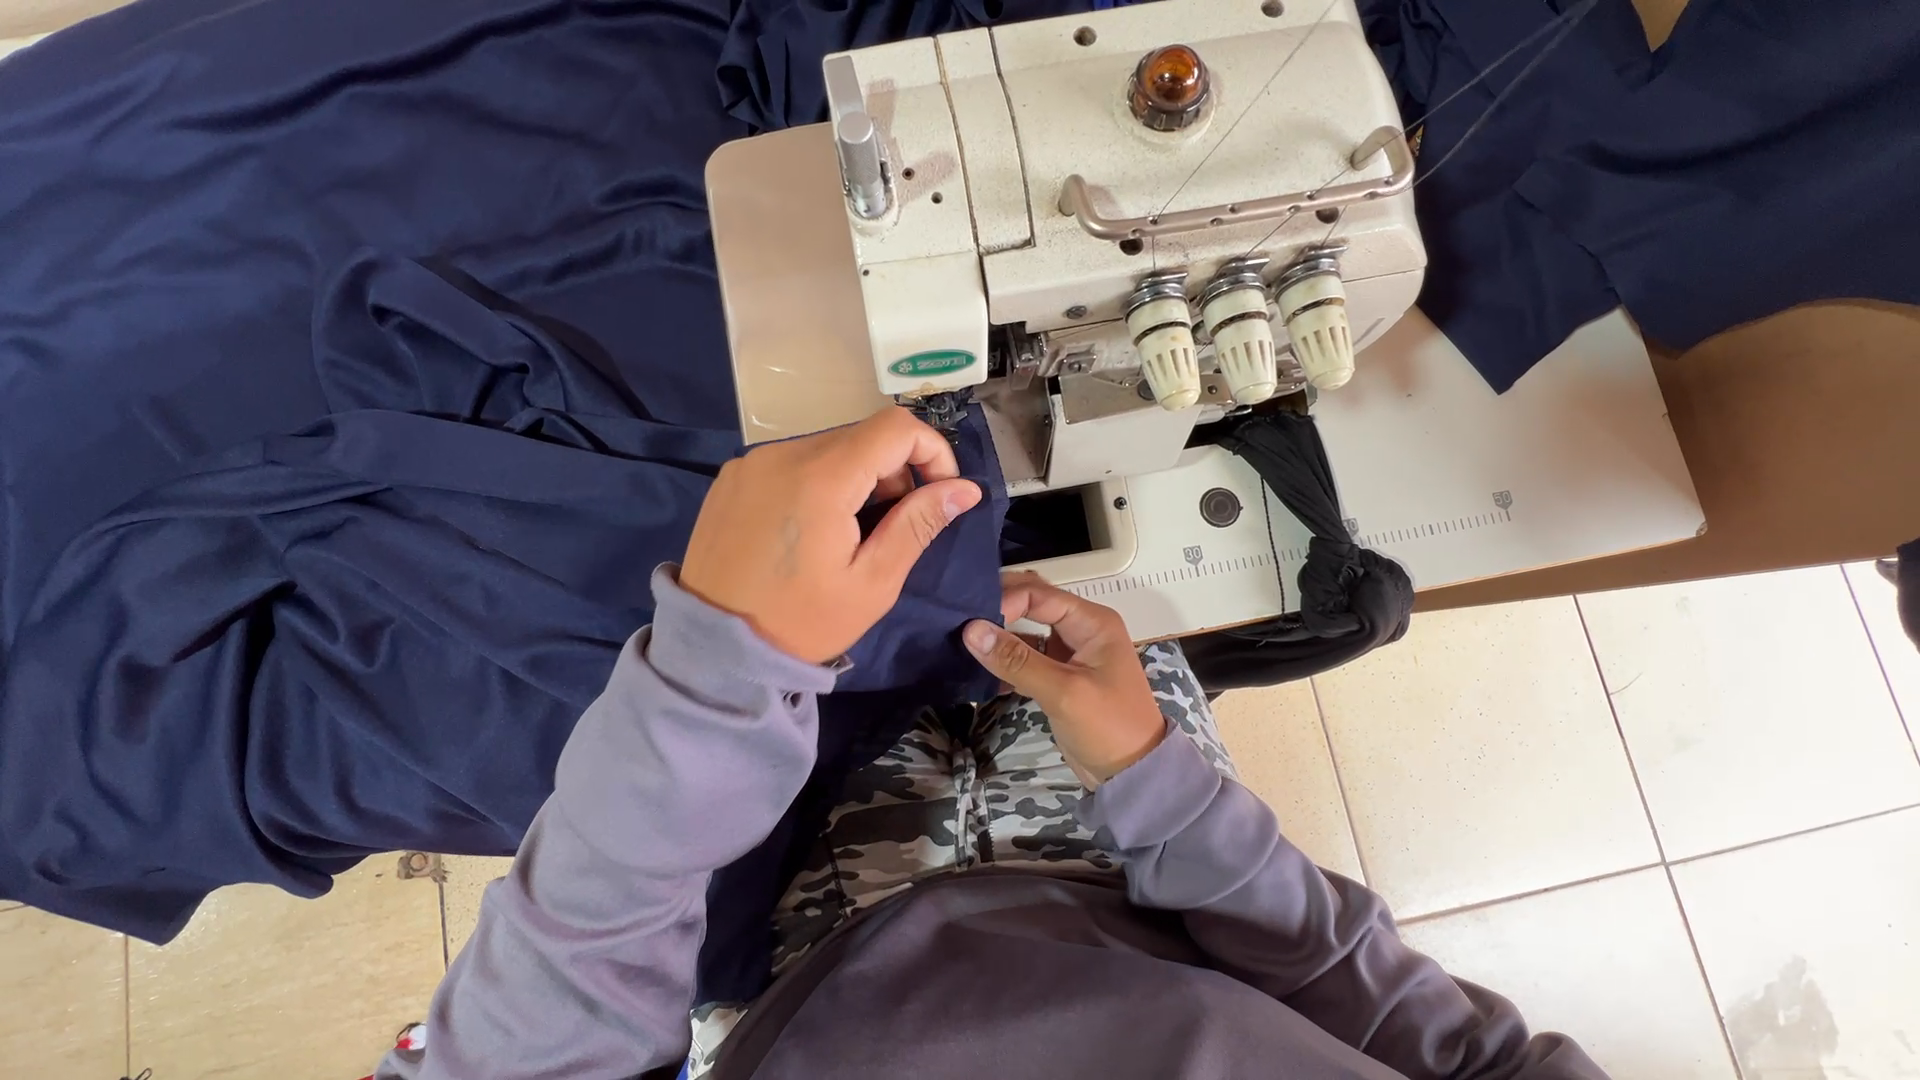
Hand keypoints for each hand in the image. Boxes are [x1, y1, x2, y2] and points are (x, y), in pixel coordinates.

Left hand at [680, 407, 981, 663]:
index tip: (940, 493)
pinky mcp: (732, 477)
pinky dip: (819, 481)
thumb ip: (918, 525)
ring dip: (857, 476)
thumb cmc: (800, 622)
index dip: (932, 451)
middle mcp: (782, 454)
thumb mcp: (872, 582)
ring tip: (852, 531)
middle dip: (895, 470)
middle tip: (896, 524)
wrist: (712, 650)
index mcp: (821, 477)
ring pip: (828, 447)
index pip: (896, 427)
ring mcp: (751, 462)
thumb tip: (966, 488)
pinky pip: (793, 461)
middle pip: (862, 435)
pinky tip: (812, 528)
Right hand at [963, 573, 1166, 784]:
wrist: (1133, 775)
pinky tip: (979, 672)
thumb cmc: (1109, 727)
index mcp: (1092, 621)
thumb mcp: (1063, 692)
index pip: (1038, 594)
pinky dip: (1004, 662)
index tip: (970, 621)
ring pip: (1025, 632)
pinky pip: (1025, 658)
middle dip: (998, 609)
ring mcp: (1069, 654)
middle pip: (1031, 605)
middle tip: (959, 619)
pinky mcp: (1058, 677)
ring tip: (960, 641)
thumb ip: (1017, 660)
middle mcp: (1081, 629)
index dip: (1004, 601)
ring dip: (998, 637)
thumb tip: (971, 630)